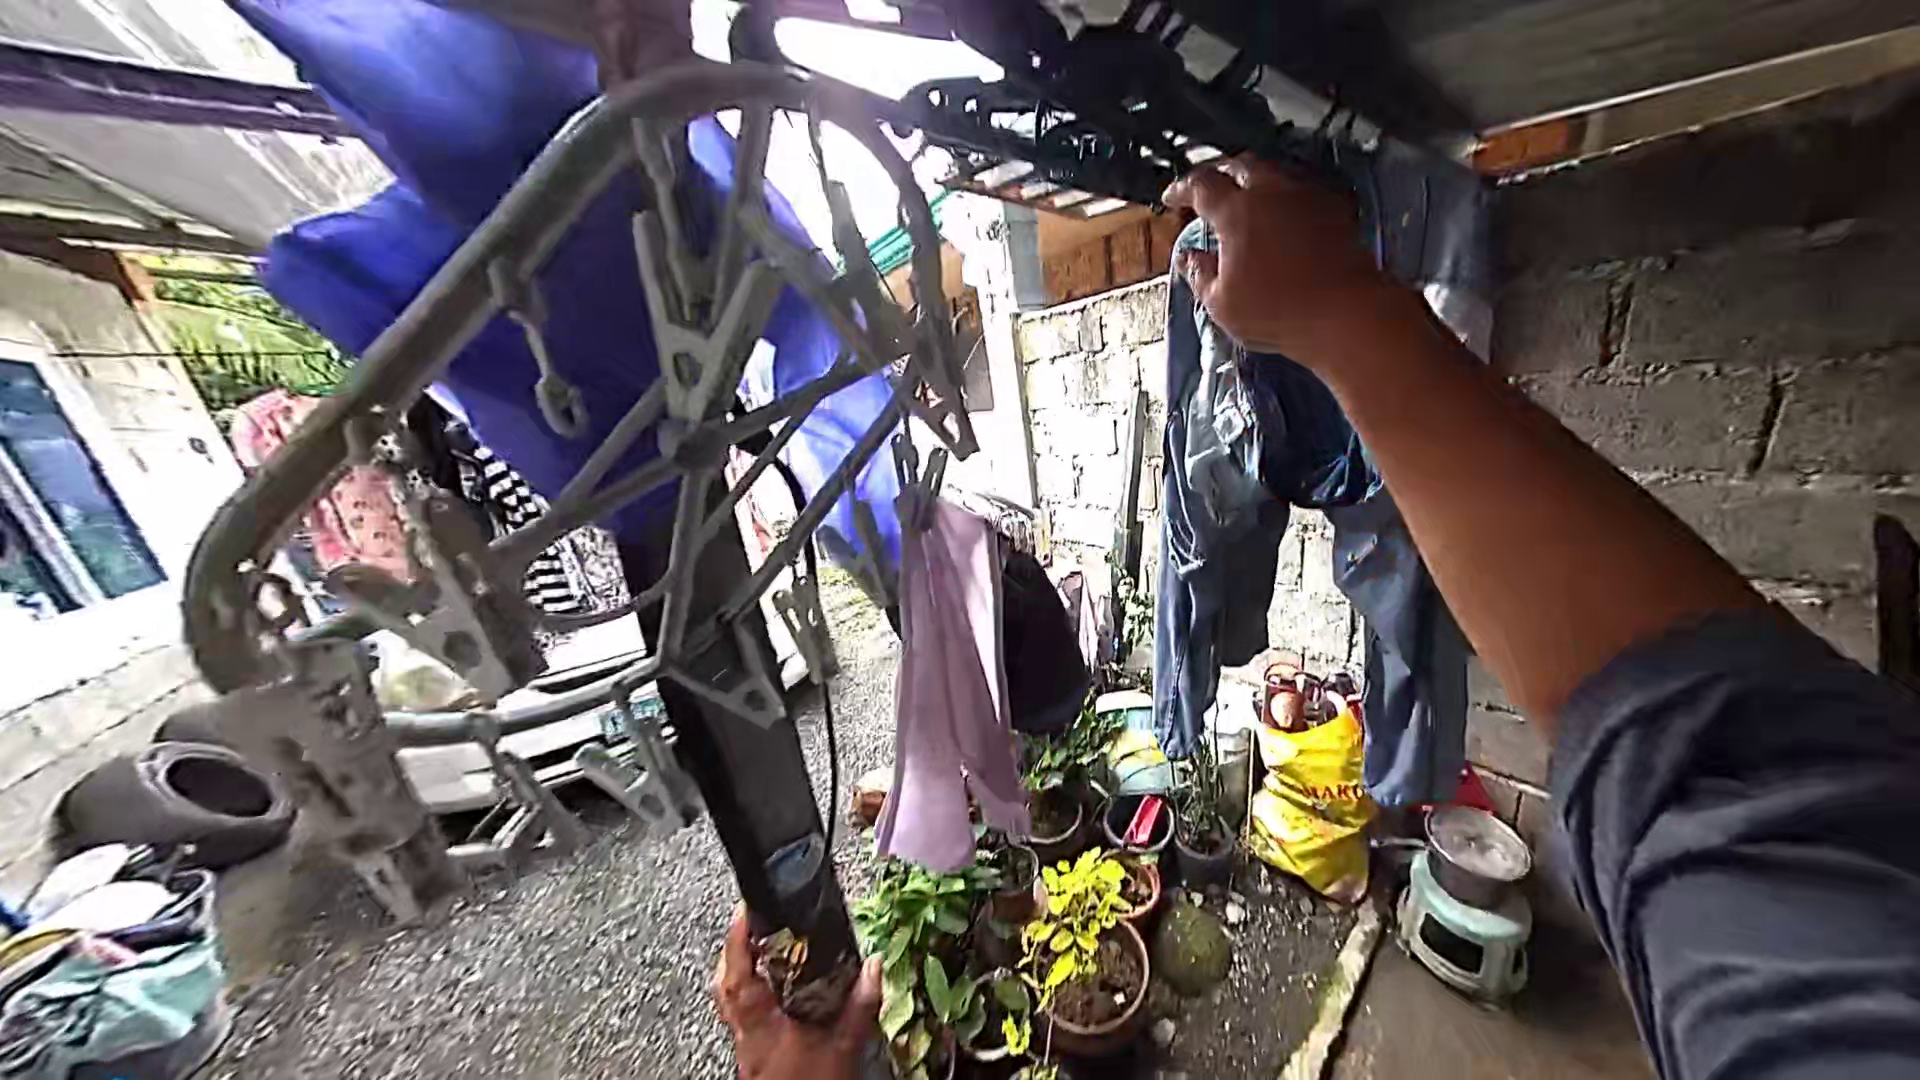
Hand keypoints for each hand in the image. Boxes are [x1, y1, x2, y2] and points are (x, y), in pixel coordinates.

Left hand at [713, 905, 881, 1079]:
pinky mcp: (752, 1058)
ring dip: (737, 971)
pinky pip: (740, 1017)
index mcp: (761, 1027)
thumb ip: (859, 1006)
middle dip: (732, 952)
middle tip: (748, 923)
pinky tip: (770, 988)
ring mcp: (745, 1049)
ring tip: (755, 947)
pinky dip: (748, 992)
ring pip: (728, 1003)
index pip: (740, 978)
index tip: (744, 909)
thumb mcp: (842, 1049)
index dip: (738, 942)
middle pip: (724, 988)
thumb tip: (875, 963)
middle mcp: (746, 1036)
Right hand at [1162, 155, 1396, 366]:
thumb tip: (1189, 258)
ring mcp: (1306, 195)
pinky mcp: (1332, 207)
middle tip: (1202, 191)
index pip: (1201, 185)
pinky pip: (1297, 187)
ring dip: (1248, 180)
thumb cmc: (1275, 312)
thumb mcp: (1220, 302)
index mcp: (1237, 211)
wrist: (1342, 312)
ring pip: (1270, 171)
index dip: (1182, 189)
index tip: (1171, 197)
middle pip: (1239, 165)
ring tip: (1236, 201)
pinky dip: (1277, 194)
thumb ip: (1199, 274)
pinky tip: (1272, 214)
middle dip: (1216, 174)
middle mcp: (1272, 192)